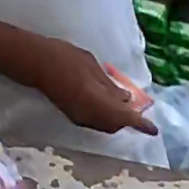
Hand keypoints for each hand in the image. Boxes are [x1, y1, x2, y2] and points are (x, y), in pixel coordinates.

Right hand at [29, 37, 158, 136]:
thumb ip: (110, 86)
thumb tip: (126, 100)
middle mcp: (90, 116)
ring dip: (117, 118)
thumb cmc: (64, 57)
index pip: (125, 117)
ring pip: (107, 125)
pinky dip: (107, 116)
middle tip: (136, 109)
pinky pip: (97, 121)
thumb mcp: (92, 66)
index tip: (154, 130)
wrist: (34, 62)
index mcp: (97, 102)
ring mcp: (81, 118)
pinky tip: (107, 104)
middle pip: (116, 124)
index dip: (140, 124)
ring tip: (123, 105)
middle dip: (128, 119)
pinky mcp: (74, 117)